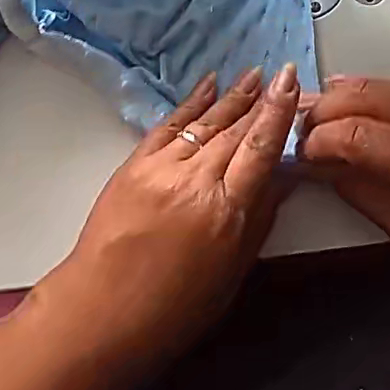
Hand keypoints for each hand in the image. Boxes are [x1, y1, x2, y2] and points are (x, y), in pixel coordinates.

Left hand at [40, 65, 299, 370]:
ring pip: (206, 123)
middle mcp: (195, 180)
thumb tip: (283, 178)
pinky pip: (170, 124)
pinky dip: (192, 102)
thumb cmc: (173, 309)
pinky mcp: (136, 164)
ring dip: (232, 97)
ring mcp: (162, 168)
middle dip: (260, 100)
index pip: (260, 147)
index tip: (290, 81)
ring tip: (253, 75)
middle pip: (236, 130)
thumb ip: (260, 220)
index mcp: (225, 212)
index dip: (278, 111)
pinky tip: (209, 85)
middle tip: (279, 76)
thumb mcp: (231, 273)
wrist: (99, 314)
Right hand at [301, 76, 389, 289]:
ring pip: (376, 83)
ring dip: (339, 95)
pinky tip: (347, 101)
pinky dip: (365, 90)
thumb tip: (322, 167)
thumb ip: (362, 193)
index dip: (318, 141)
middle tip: (302, 130)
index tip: (302, 154)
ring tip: (316, 114)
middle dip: (322, 110)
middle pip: (360, 96)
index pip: (353, 134)